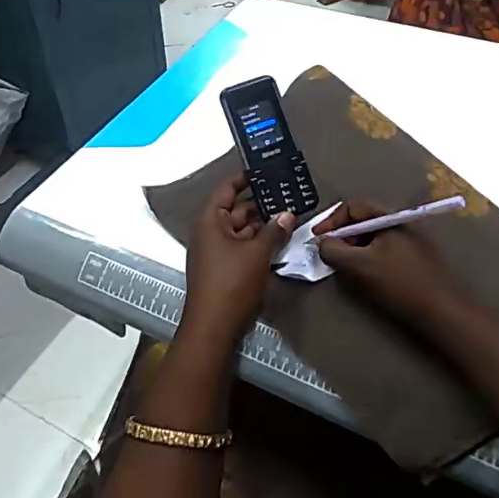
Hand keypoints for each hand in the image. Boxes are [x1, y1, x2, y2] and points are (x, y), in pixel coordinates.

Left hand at [183, 175, 295, 345]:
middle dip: (261, 205)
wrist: (213, 326)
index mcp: (210, 221)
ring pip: (241, 230)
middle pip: (236, 210)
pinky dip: (258, 243)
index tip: (263, 171)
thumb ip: (273, 231)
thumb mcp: (257, 253)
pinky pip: (241, 247)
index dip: (244, 179)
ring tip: (289, 218)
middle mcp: (209, 232)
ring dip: (262, 226)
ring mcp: (215, 251)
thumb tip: (287, 215)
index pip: (226, 190)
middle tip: (287, 197)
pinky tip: (279, 241)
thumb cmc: (231, 282)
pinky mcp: (223, 268)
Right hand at [314, 200, 463, 323]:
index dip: (331, 220)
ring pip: (374, 238)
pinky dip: (370, 258)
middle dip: (342, 236)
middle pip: (363, 221)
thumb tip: (321, 242)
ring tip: (346, 268)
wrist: (443, 312)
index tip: (317, 237)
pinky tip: (367, 277)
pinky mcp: (417, 259)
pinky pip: (385, 251)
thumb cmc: (400, 284)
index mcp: (389, 218)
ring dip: (355, 249)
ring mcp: (412, 241)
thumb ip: (334, 251)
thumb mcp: (359, 266)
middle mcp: (402, 223)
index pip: (353, 207)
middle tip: (330, 254)